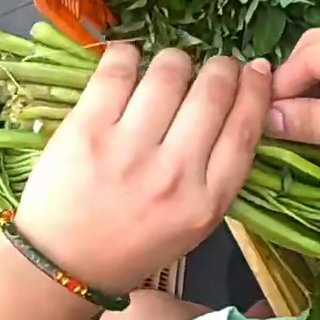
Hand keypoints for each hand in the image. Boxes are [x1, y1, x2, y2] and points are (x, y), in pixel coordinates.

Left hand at [13, 45, 270, 295]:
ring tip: (171, 68)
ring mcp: (128, 149)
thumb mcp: (193, 224)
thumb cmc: (133, 244)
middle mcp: (173, 174)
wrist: (62, 265)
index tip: (256, 70)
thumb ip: (218, 173)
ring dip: (177, 61)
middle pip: (213, 93)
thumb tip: (238, 108)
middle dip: (222, 67)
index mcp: (206, 202)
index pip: (245, 128)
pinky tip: (130, 61)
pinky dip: (128, 55)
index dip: (256, 89)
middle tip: (215, 66)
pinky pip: (118, 70)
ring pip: (169, 72)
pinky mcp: (86, 130)